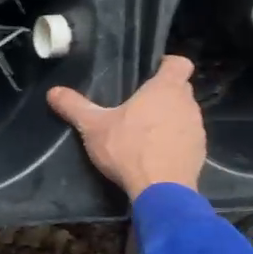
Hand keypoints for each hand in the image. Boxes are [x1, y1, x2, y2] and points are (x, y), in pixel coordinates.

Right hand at [47, 55, 206, 196]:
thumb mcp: (92, 127)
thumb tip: (52, 91)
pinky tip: (153, 153)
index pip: (180, 62)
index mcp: (165, 89)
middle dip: (162, 93)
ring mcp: (197, 129)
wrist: (161, 191)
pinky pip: (186, 137)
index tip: (149, 72)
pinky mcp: (200, 152)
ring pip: (184, 114)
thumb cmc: (128, 149)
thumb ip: (74, 106)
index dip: (166, 63)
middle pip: (180, 89)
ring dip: (168, 118)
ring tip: (143, 131)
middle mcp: (187, 104)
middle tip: (136, 104)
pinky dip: (173, 140)